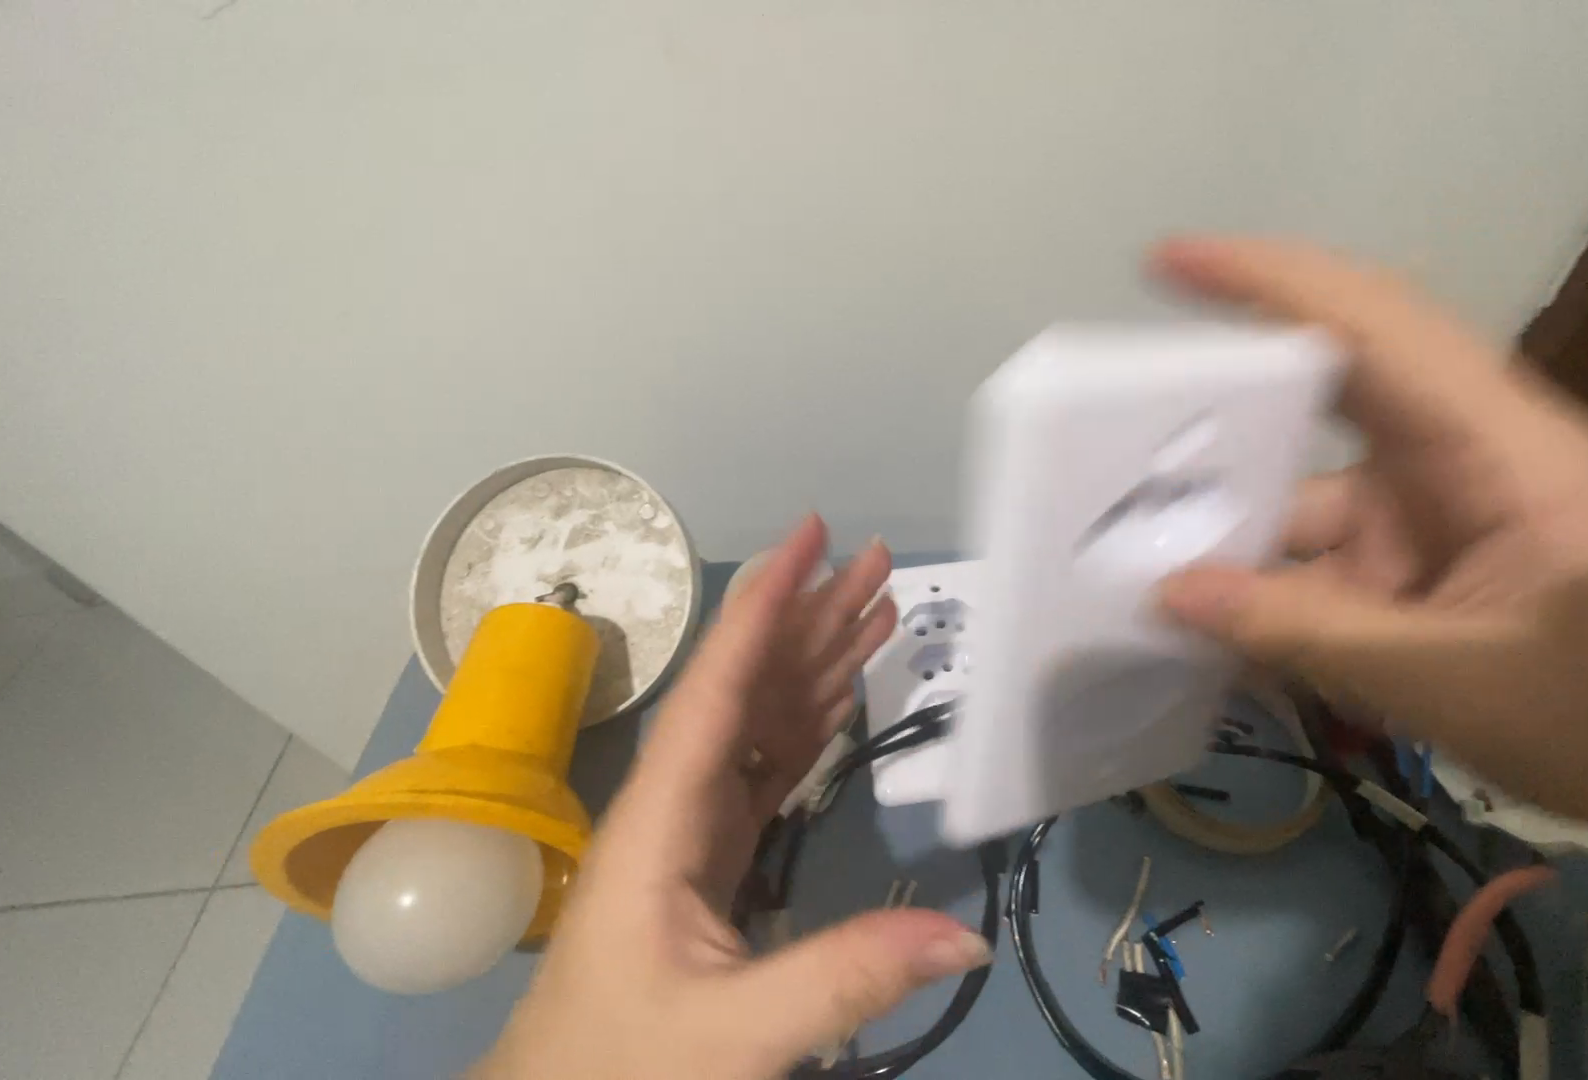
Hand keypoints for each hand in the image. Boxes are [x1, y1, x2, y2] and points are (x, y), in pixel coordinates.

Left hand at [477, 516, 992, 1079]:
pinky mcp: (717, 845)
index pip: (720, 685)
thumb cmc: (620, 1067)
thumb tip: (966, 936)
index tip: (810, 538)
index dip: (764, 605)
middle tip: (876, 560)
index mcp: (664, 813)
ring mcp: (698, 818)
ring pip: (763, 713)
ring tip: (879, 605)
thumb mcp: (733, 1035)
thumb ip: (844, 979)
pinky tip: (848, 688)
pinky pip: (771, 760)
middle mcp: (678, 794)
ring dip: (819, 656)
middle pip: (750, 682)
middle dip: (811, 613)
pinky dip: (813, 717)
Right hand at [1151, 237, 1587, 831]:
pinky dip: (1253, 583)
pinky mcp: (1401, 561)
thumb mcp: (1453, 681)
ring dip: (1228, 520)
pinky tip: (1198, 617)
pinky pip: (1306, 554)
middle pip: (1325, 385)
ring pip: (1299, 489)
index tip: (1167, 262)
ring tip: (1132, 544)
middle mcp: (1453, 454)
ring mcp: (1422, 510)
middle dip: (1226, 388)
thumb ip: (1302, 633)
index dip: (1269, 281)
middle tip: (1120, 403)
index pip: (1374, 326)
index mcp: (1497, 446)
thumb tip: (1166, 594)